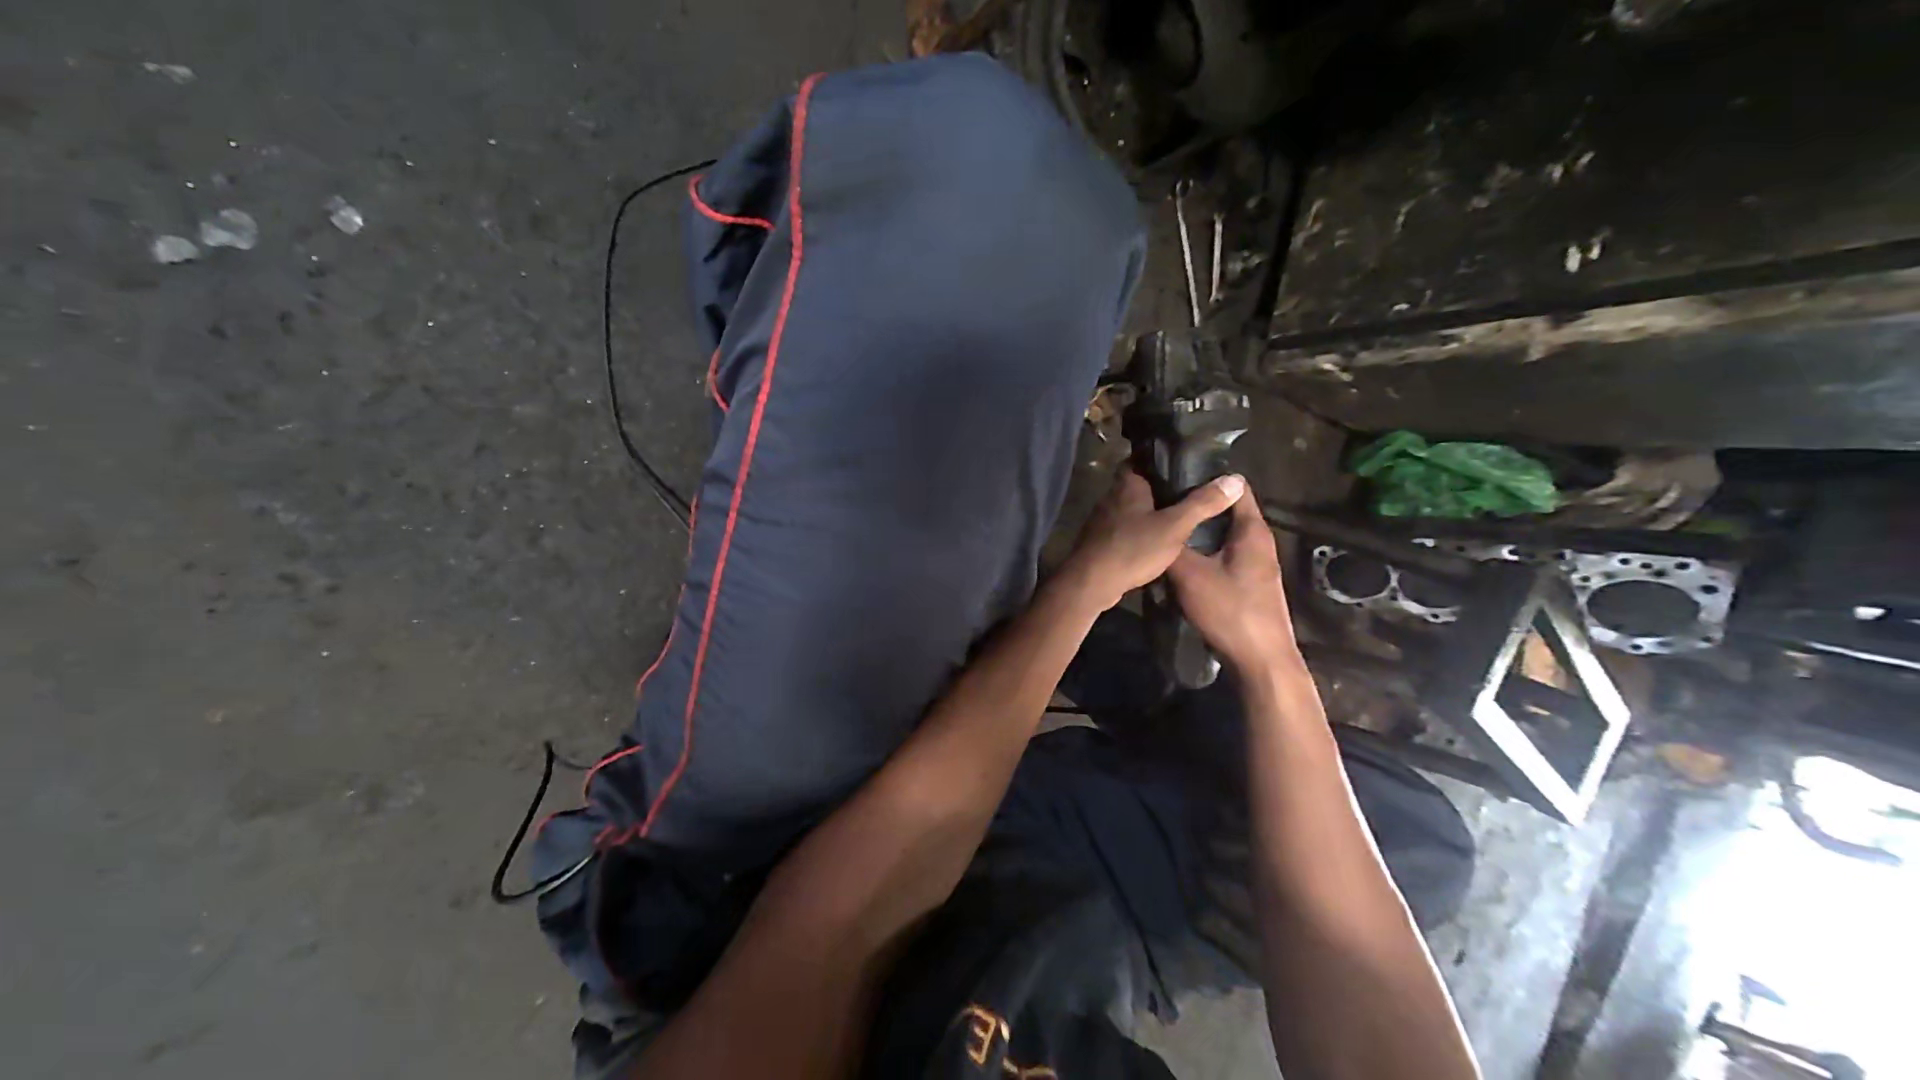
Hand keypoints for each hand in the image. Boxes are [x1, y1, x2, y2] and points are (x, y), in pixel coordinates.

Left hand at [1060, 469, 1246, 612]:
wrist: (1092, 583)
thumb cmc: (1133, 548)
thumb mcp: (1175, 526)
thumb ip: (1202, 504)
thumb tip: (1234, 480)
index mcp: (1127, 485)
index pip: (1140, 459)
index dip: (1159, 458)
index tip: (1182, 461)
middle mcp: (1111, 497)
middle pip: (1138, 485)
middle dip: (1159, 488)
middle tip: (1189, 491)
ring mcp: (1103, 521)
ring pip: (1131, 509)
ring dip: (1150, 512)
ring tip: (1178, 515)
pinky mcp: (1101, 542)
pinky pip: (1125, 530)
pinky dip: (1140, 532)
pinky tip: (1157, 541)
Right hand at [1165, 482, 1298, 672]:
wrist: (1261, 660)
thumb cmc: (1230, 610)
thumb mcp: (1190, 575)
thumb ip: (1173, 546)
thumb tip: (1154, 522)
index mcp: (1252, 529)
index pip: (1234, 486)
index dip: (1206, 478)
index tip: (1174, 476)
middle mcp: (1259, 540)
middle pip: (1226, 511)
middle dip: (1197, 506)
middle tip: (1162, 504)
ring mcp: (1257, 563)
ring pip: (1223, 535)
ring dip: (1198, 533)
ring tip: (1166, 530)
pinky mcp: (1250, 582)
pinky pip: (1224, 555)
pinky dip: (1205, 552)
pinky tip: (1181, 561)